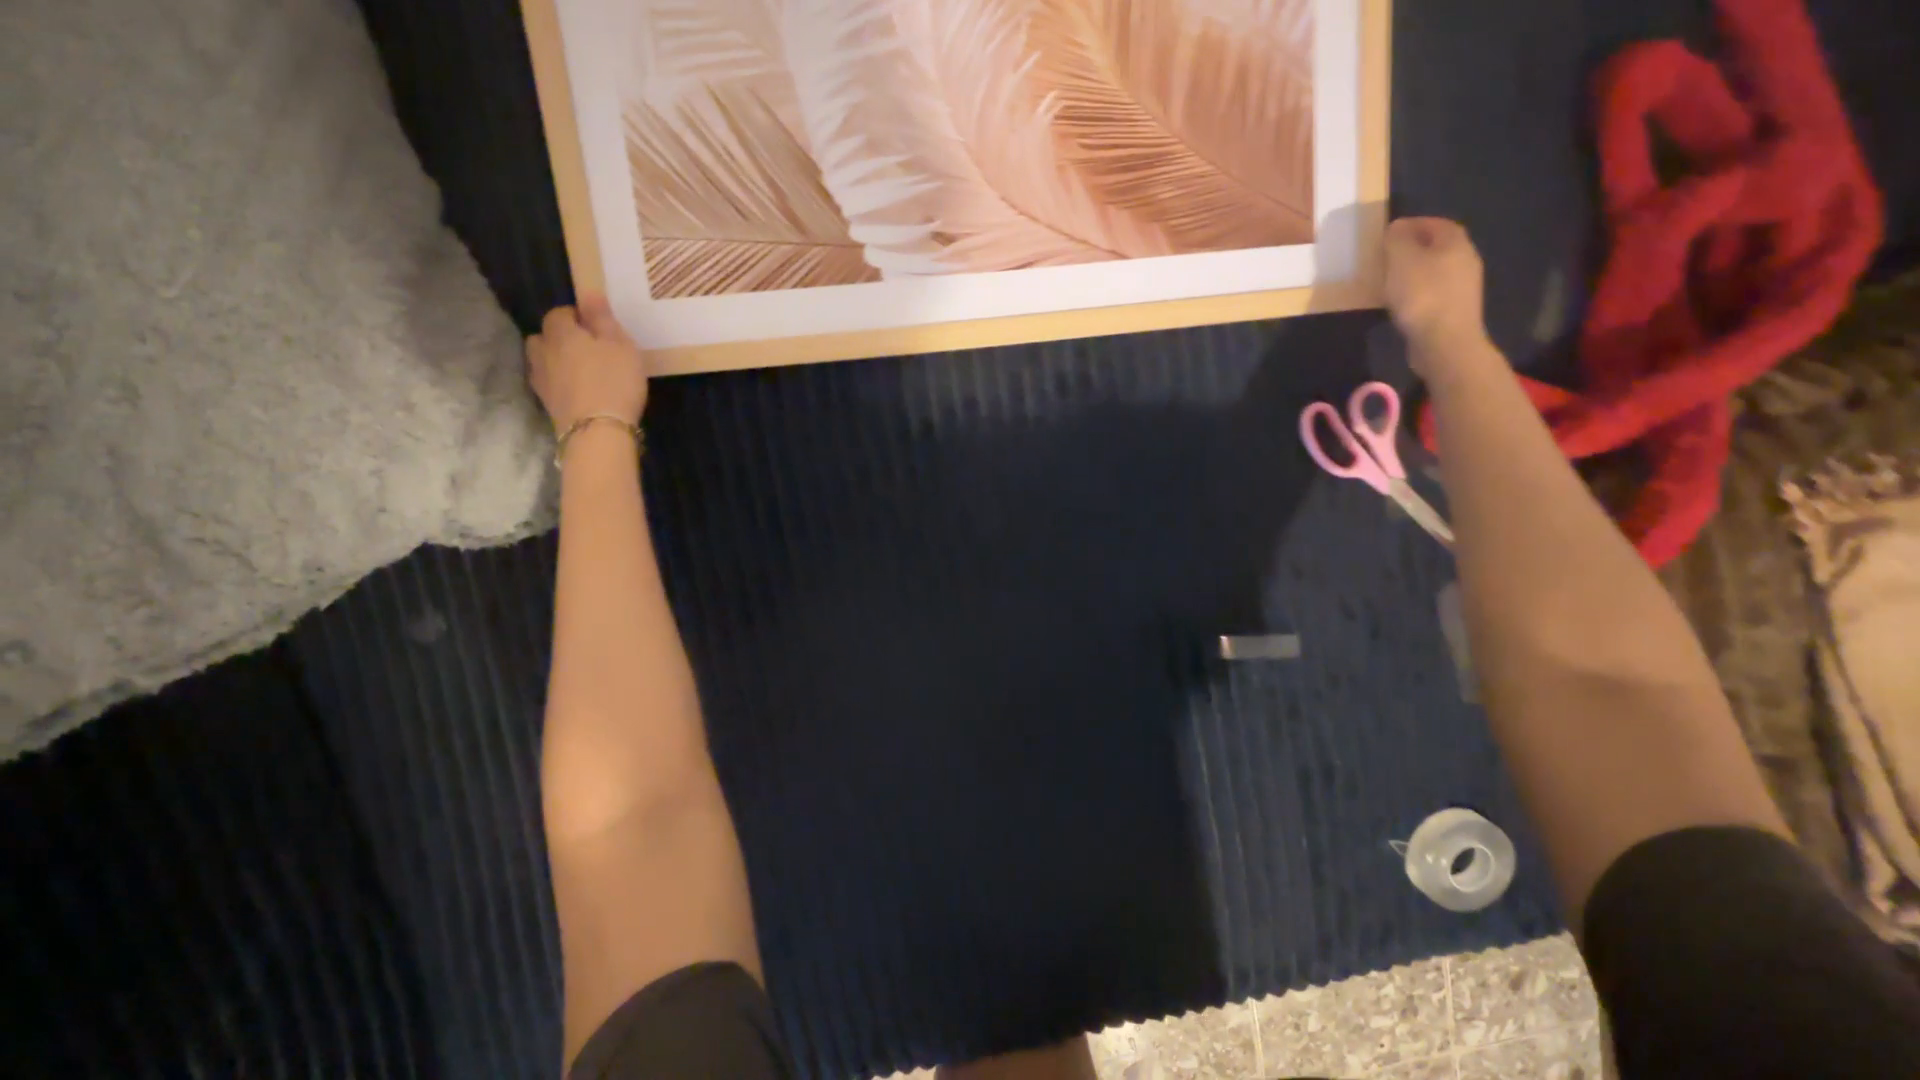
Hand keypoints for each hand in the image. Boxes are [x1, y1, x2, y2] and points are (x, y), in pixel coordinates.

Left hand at [526, 295, 648, 431]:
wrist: (597, 432)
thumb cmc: (613, 381)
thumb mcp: (619, 344)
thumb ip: (602, 317)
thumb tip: (588, 293)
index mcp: (560, 333)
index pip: (559, 313)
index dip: (577, 316)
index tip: (598, 327)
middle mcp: (543, 353)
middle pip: (543, 337)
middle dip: (559, 338)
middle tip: (587, 348)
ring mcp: (541, 381)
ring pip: (542, 361)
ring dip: (556, 360)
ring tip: (580, 369)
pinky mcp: (547, 405)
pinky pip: (549, 384)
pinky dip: (560, 383)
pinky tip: (578, 390)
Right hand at [1384, 217, 1490, 365]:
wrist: (1445, 342)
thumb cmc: (1422, 295)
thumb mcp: (1401, 259)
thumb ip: (1398, 239)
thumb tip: (1398, 228)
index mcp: (1455, 242)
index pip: (1435, 223)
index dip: (1412, 224)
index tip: (1389, 233)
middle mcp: (1465, 259)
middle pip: (1437, 246)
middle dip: (1412, 249)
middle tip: (1386, 256)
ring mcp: (1463, 287)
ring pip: (1435, 270)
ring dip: (1414, 272)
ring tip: (1389, 280)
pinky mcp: (1455, 310)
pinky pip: (1434, 292)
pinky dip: (1418, 292)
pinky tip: (1401, 302)